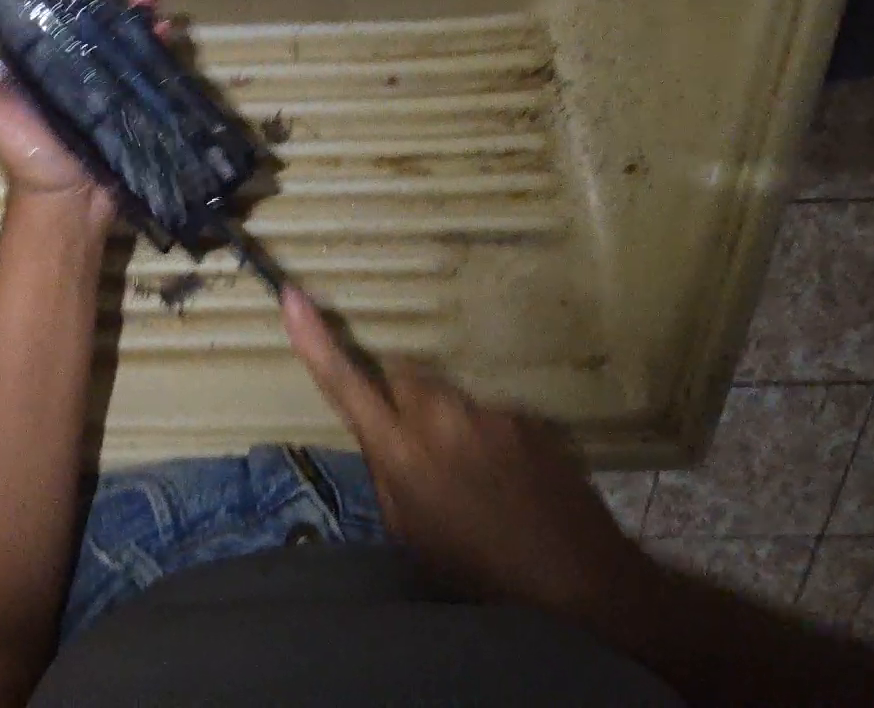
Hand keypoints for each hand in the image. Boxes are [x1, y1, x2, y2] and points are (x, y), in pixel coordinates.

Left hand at [0, 0, 169, 228]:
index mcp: (30, 57)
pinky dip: (156, 41)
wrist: (71, 203)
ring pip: (118, 29)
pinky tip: (166, 30)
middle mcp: (64, 59)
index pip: (43, 4)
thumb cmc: (26, 155)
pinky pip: (143, 61)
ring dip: (134, 7)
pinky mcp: (127, 95)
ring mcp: (99, 76)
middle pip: (86, 9)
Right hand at [281, 287, 656, 618]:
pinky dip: (488, 435)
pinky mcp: (526, 415)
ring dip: (446, 420)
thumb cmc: (478, 565)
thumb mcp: (407, 531)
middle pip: (402, 376)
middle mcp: (439, 416)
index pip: (345, 384)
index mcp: (400, 450)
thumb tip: (379, 437)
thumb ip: (385, 472)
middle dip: (400, 398)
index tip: (291, 295)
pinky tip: (510, 477)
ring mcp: (488, 411)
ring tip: (474, 475)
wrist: (582, 578)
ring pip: (447, 397)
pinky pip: (490, 412)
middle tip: (418, 448)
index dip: (314, 340)